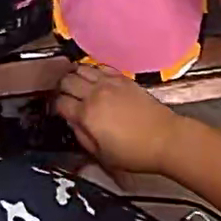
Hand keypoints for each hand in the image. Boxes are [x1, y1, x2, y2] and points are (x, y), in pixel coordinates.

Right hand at [54, 65, 190, 174]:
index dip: (55, 106)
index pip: (60, 102)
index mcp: (87, 115)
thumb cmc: (134, 152)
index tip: (57, 110)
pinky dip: (93, 70)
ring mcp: (110, 83)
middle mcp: (95, 94)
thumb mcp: (101, 154)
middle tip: (64, 95)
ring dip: (75, 75)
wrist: (164, 138)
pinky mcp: (123, 78)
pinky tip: (94, 78)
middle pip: (67, 80)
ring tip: (76, 83)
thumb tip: (73, 123)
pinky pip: (100, 66)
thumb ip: (82, 136)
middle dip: (62, 88)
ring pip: (82, 68)